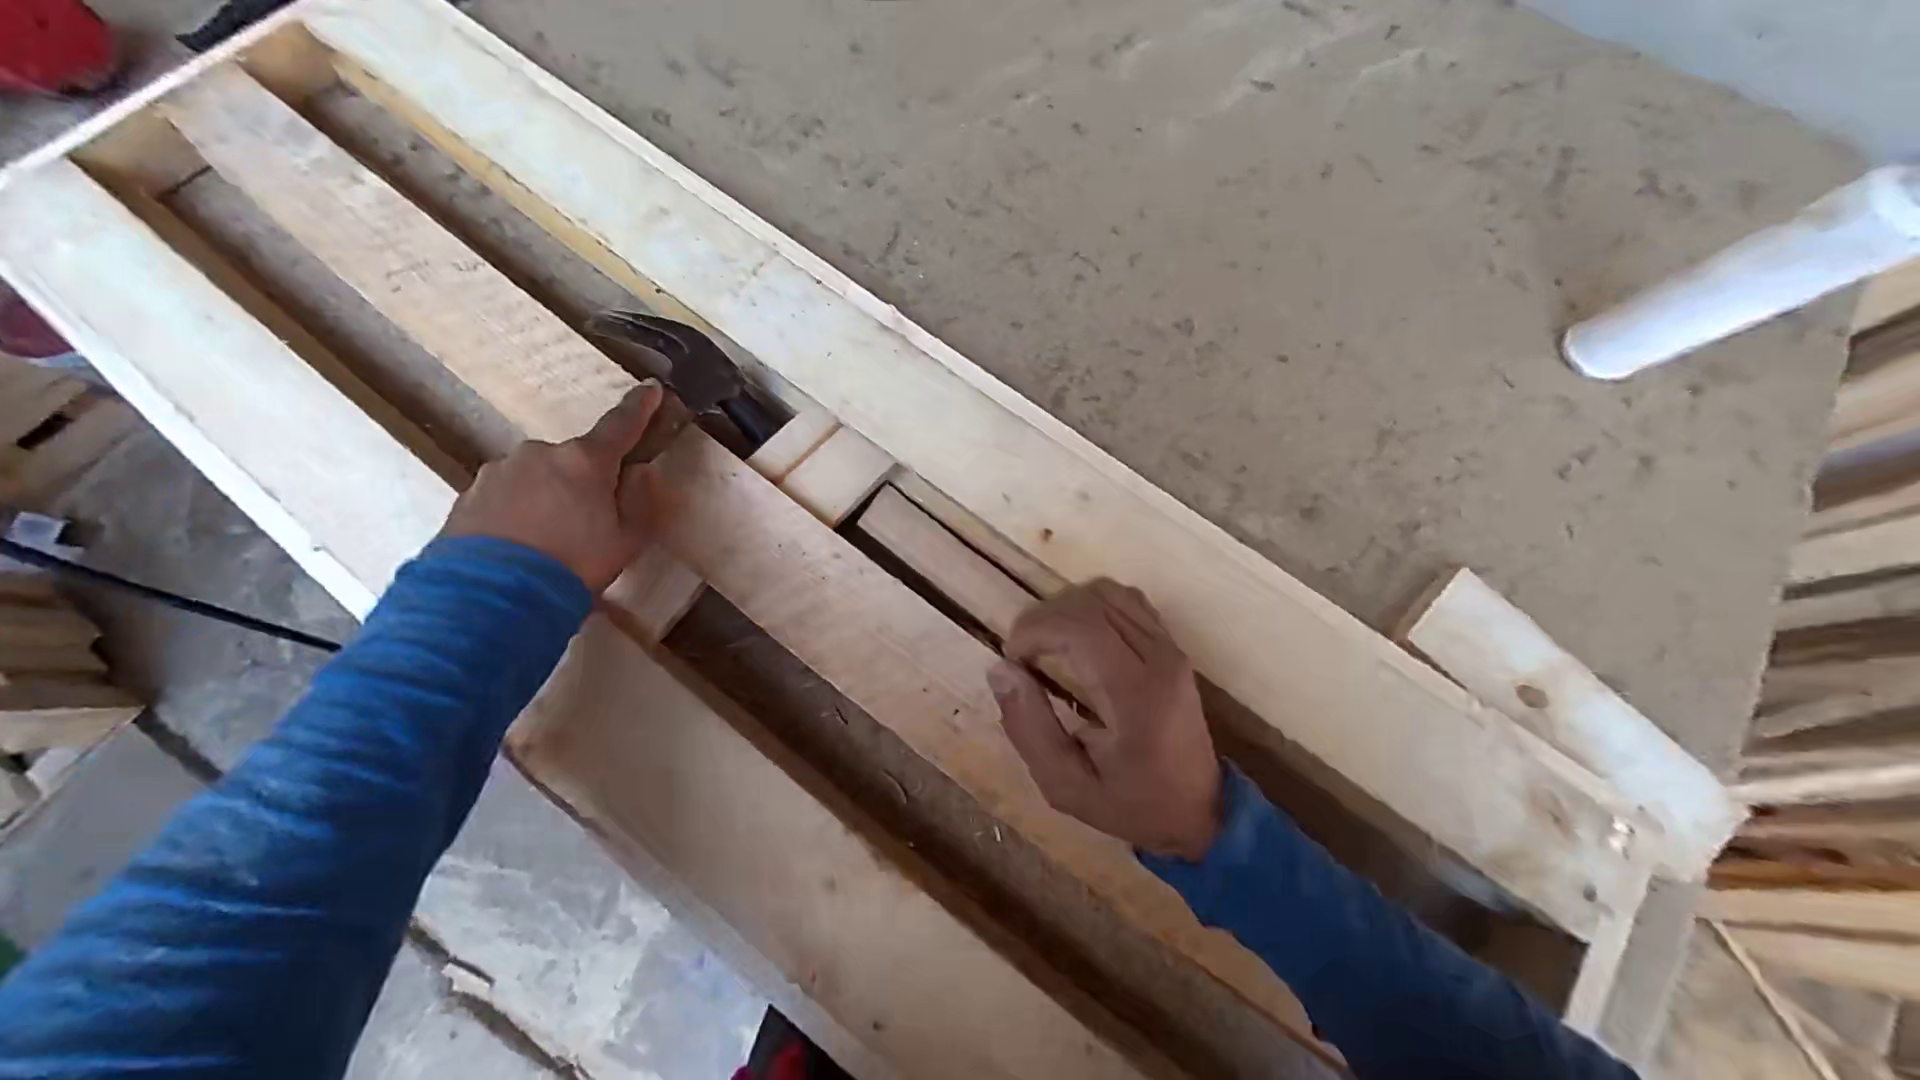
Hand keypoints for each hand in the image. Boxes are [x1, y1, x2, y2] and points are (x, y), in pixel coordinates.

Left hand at [440, 383, 673, 592]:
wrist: (492, 596)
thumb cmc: (575, 565)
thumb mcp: (627, 540)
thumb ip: (640, 501)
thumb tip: (640, 472)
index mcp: (585, 461)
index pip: (620, 425)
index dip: (640, 407)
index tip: (652, 388)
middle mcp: (541, 454)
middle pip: (575, 460)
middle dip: (586, 481)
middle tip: (591, 523)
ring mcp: (500, 471)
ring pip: (539, 477)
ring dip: (550, 498)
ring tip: (551, 543)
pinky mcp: (470, 495)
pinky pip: (509, 496)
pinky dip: (520, 512)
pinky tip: (523, 545)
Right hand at [989, 579, 1223, 860]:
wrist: (1202, 810)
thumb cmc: (1132, 804)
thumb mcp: (1066, 785)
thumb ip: (1029, 727)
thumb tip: (1000, 669)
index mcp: (1136, 695)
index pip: (1080, 627)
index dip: (1034, 629)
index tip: (1012, 659)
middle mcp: (1159, 658)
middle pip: (1090, 601)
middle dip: (1042, 618)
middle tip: (1022, 656)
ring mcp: (1170, 646)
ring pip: (1107, 592)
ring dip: (1066, 609)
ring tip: (1046, 645)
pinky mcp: (1172, 644)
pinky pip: (1126, 600)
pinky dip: (1091, 607)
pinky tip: (1078, 639)